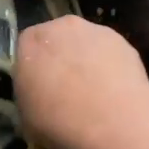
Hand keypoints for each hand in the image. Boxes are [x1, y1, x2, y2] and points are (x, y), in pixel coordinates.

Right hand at [15, 16, 148, 148]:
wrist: (112, 121)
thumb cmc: (59, 121)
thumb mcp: (27, 118)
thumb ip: (29, 96)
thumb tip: (39, 97)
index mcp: (29, 43)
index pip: (26, 49)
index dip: (34, 69)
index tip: (41, 89)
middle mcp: (60, 28)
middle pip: (57, 40)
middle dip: (61, 59)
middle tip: (68, 90)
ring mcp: (94, 31)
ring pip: (86, 44)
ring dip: (87, 61)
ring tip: (96, 93)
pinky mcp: (122, 40)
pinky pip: (109, 52)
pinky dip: (111, 66)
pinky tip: (115, 91)